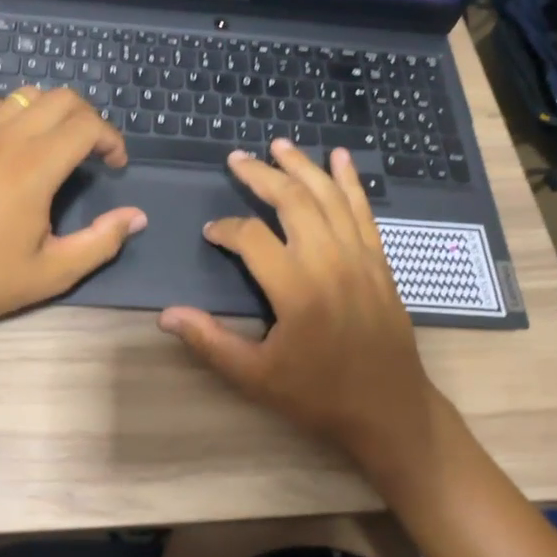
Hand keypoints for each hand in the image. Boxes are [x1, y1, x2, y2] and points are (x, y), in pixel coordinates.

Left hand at [0, 85, 145, 339]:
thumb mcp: (53, 272)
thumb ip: (101, 241)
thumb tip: (136, 217)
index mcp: (34, 168)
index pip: (87, 125)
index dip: (112, 139)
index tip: (116, 166)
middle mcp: (7, 139)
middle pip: (62, 98)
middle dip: (89, 118)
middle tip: (95, 152)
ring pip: (28, 94)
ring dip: (54, 111)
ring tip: (60, 143)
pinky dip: (18, 112)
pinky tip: (19, 143)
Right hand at [158, 138, 444, 474]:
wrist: (390, 412)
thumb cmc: (319, 396)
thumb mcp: (256, 377)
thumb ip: (210, 342)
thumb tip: (166, 315)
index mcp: (296, 289)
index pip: (251, 237)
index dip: (225, 229)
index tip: (211, 233)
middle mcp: (329, 262)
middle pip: (292, 200)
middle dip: (261, 175)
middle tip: (237, 158)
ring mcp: (360, 257)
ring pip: (328, 196)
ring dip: (302, 166)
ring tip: (279, 144)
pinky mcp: (380, 261)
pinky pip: (363, 211)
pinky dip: (350, 181)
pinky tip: (340, 158)